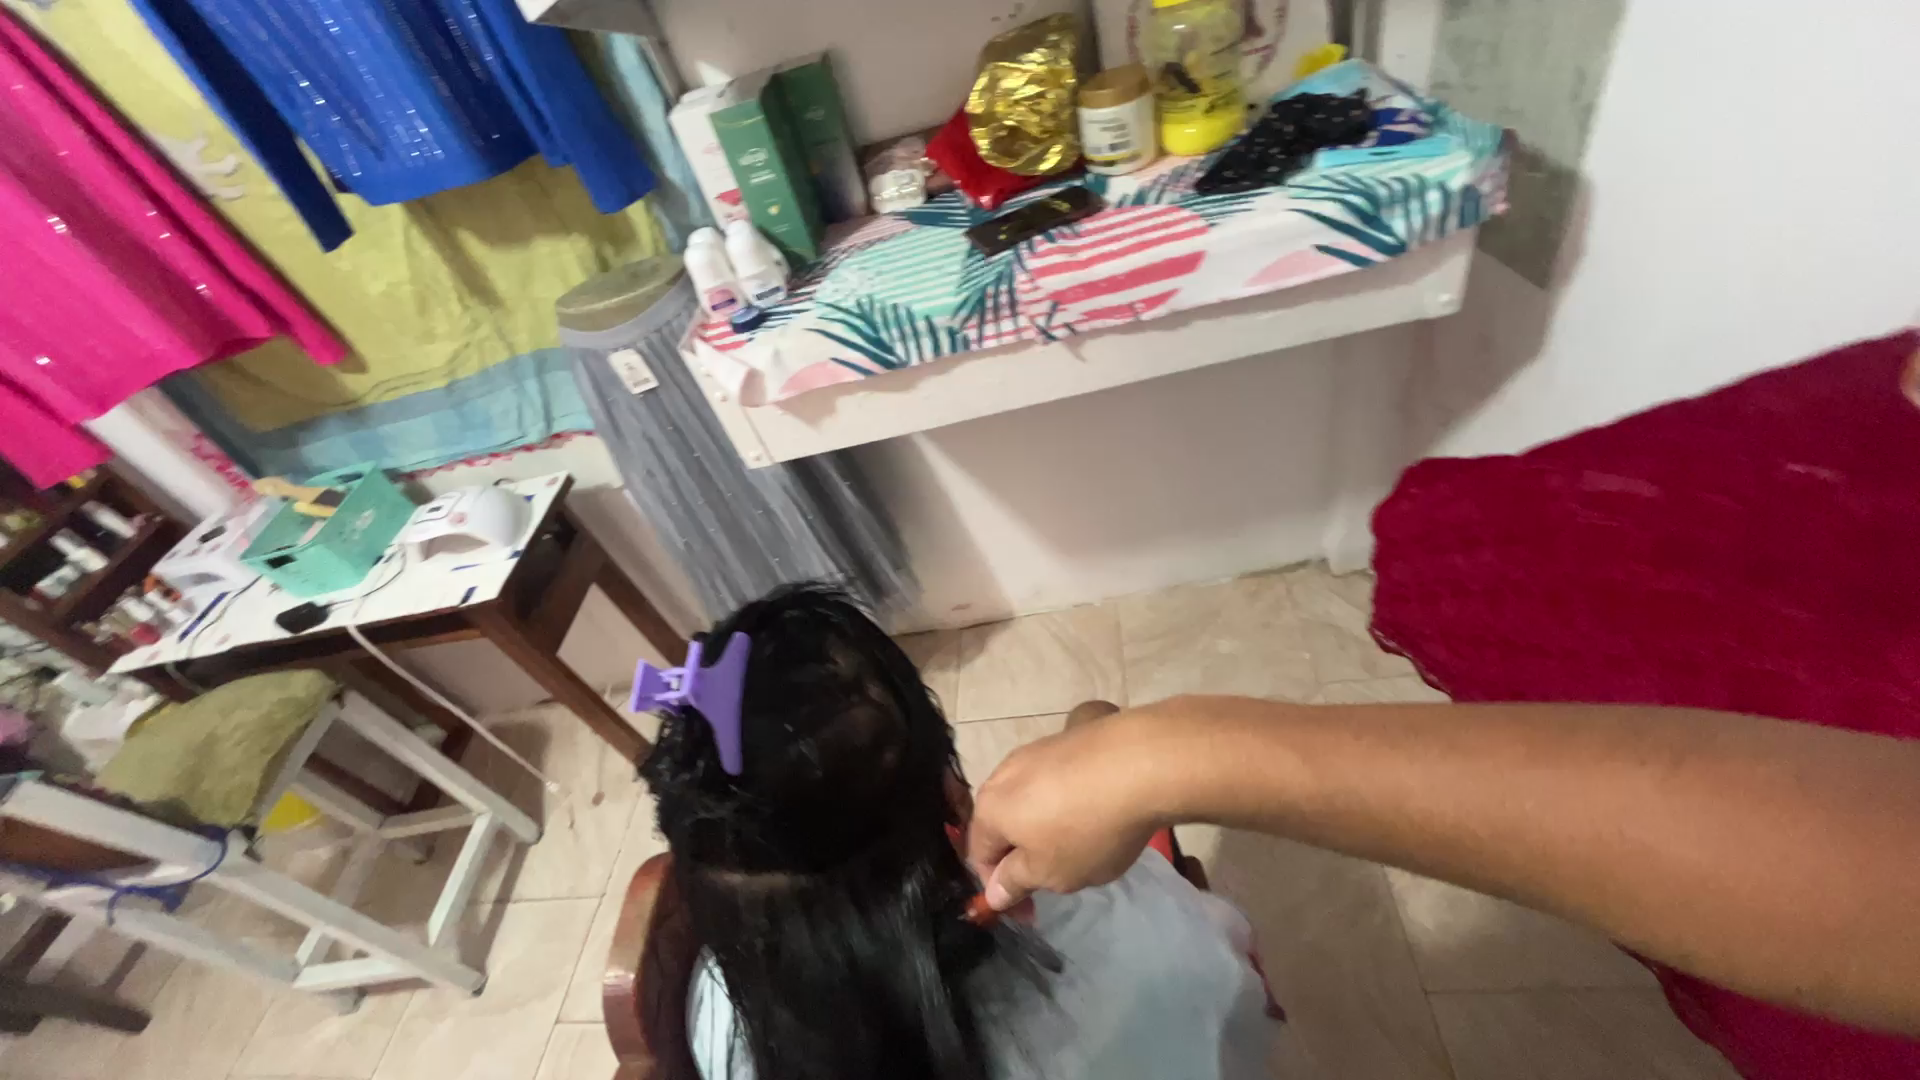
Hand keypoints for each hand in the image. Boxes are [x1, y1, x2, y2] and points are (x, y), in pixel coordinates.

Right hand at [965, 703, 1178, 910]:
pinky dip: (1068, 797)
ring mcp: (1036, 749)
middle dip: (1023, 852)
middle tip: (1056, 875)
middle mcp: (1004, 772)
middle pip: (1004, 822)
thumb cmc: (1085, 829)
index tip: (1030, 910)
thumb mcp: (1050, 872)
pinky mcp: (1067, 737)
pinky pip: (1057, 777)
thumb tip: (992, 890)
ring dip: (1045, 823)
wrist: (1137, 763)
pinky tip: (1098, 806)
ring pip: (1030, 797)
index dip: (1000, 889)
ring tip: (1081, 840)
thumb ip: (1015, 882)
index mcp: (990, 808)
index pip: (979, 855)